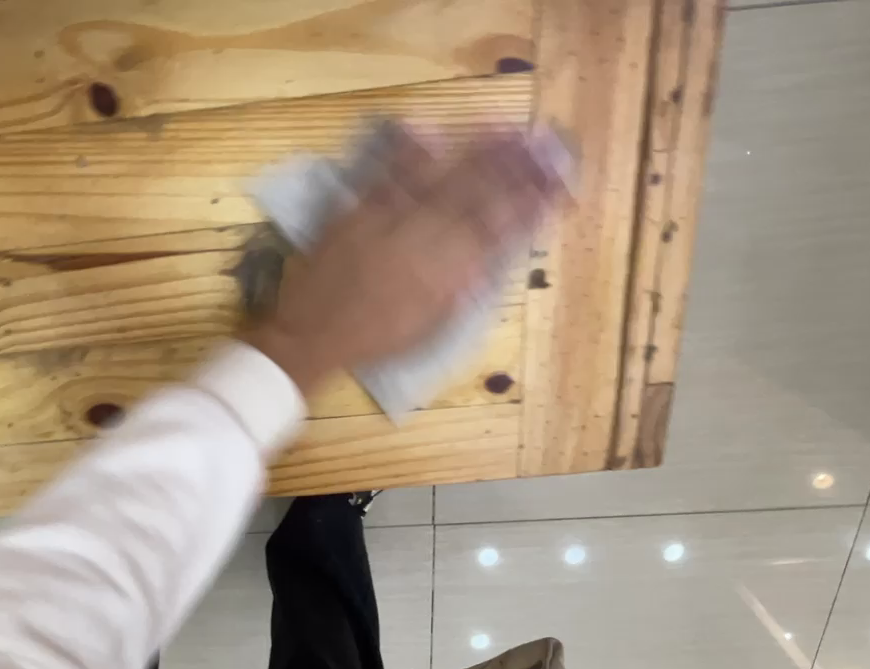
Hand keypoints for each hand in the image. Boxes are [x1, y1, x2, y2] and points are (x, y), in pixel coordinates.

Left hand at [241, 126, 565, 392]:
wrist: (312, 335)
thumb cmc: (374, 339)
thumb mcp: (427, 327)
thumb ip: (458, 291)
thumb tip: (486, 261)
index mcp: (445, 274)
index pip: (498, 229)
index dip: (531, 204)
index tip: (557, 185)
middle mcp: (423, 240)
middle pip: (477, 195)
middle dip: (515, 167)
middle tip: (545, 143)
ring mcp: (389, 220)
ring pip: (440, 178)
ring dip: (476, 149)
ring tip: (505, 127)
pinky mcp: (357, 210)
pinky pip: (386, 175)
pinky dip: (408, 151)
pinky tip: (429, 128)